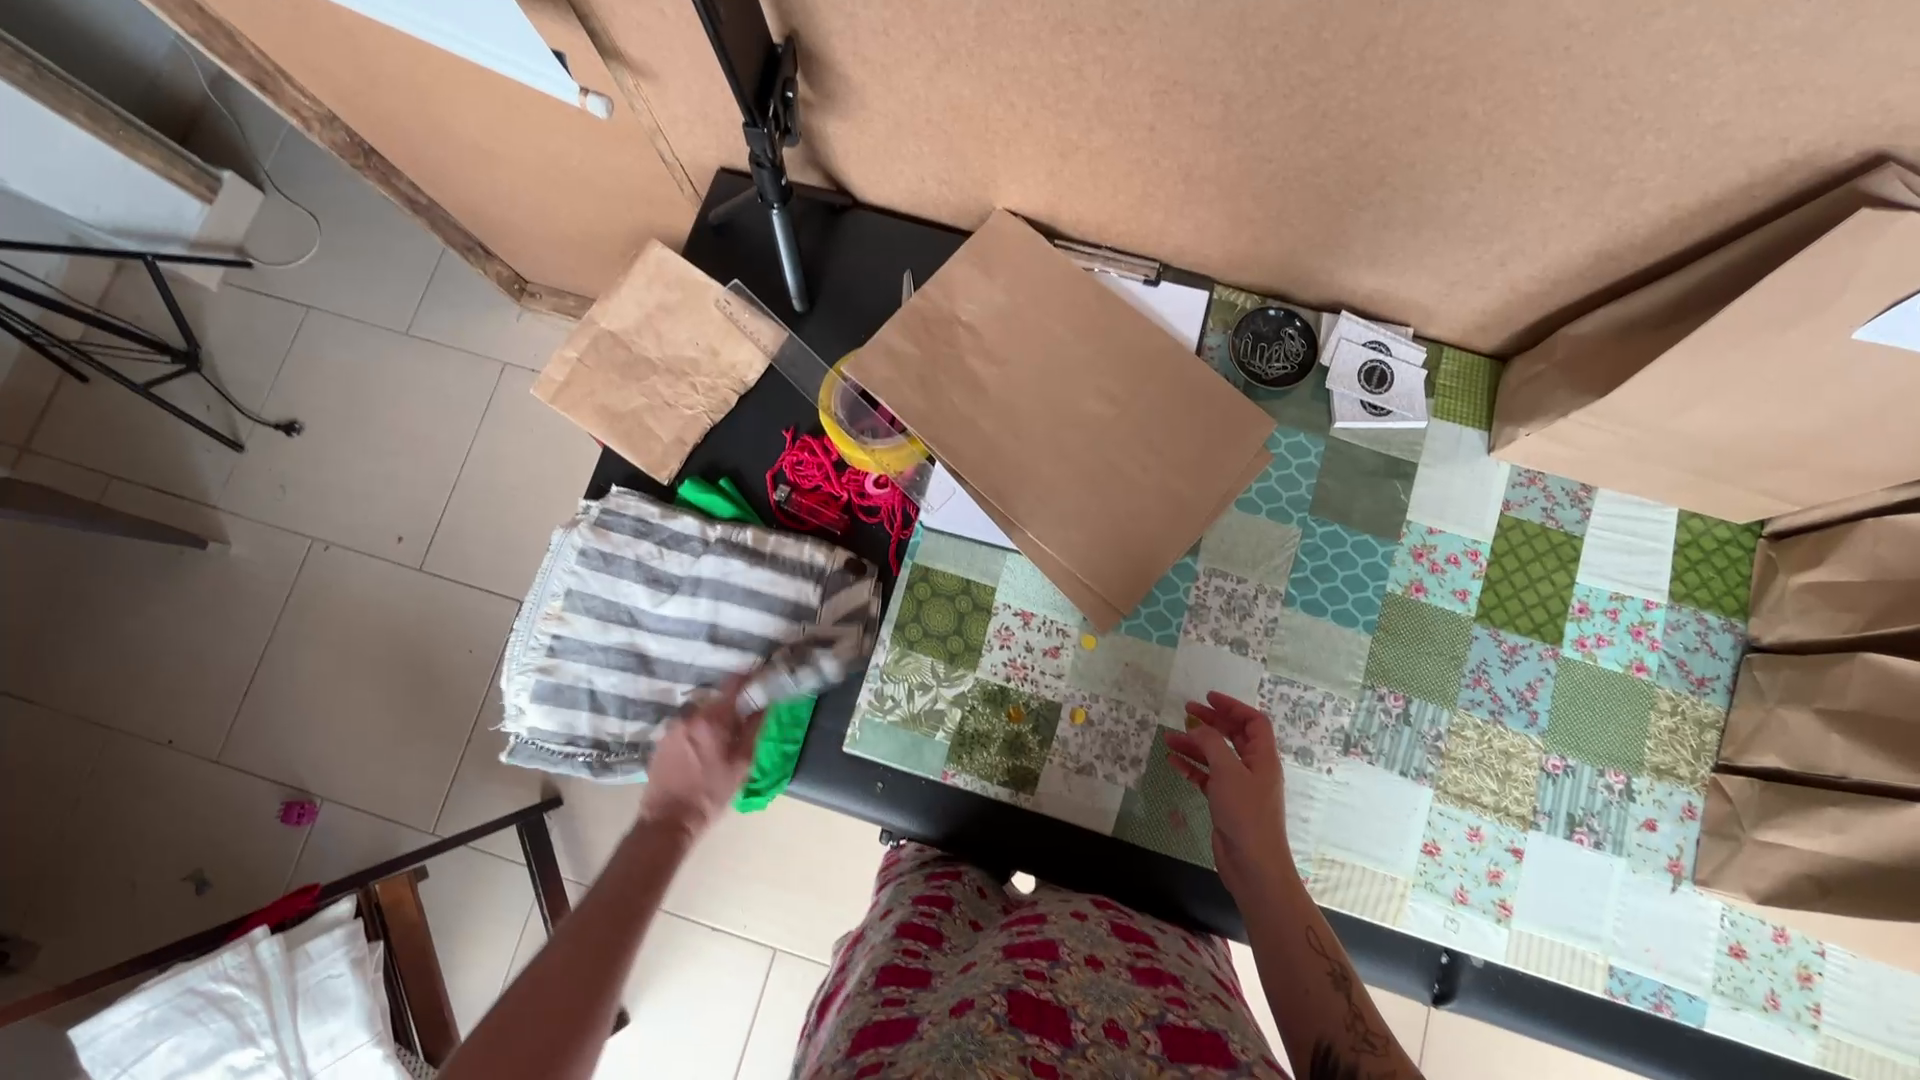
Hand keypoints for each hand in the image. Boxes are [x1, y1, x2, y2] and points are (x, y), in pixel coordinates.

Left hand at [639, 680, 764, 839]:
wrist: (668, 820)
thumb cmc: (711, 794)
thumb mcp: (742, 764)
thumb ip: (754, 729)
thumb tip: (765, 704)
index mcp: (712, 719)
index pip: (733, 683)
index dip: (748, 677)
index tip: (760, 678)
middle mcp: (689, 716)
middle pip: (716, 700)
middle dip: (731, 708)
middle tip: (743, 725)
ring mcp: (672, 727)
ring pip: (701, 714)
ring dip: (713, 721)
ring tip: (722, 744)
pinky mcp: (662, 740)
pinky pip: (687, 726)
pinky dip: (698, 732)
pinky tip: (703, 753)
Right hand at [1163, 692, 1289, 899]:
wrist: (1252, 864)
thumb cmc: (1246, 814)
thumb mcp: (1227, 772)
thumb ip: (1211, 745)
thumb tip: (1197, 728)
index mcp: (1263, 757)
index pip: (1253, 722)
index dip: (1232, 706)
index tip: (1208, 697)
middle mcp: (1253, 768)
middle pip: (1232, 736)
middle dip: (1210, 722)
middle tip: (1185, 711)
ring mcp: (1239, 786)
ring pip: (1215, 757)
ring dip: (1194, 746)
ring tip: (1169, 738)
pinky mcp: (1225, 802)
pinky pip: (1207, 777)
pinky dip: (1191, 768)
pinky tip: (1173, 762)